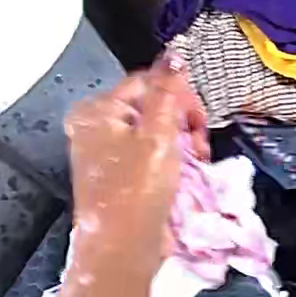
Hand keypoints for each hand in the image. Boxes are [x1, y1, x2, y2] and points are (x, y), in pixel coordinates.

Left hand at [64, 62, 207, 282]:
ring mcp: (105, 150)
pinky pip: (152, 150)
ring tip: (195, 161)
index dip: (180, 96)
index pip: (148, 82)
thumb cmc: (138, 189)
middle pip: (153, 105)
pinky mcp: (119, 172)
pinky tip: (184, 172)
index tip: (200, 121)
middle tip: (199, 145)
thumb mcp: (158, 134)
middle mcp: (95, 125)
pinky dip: (172, 157)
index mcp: (97, 111)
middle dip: (183, 121)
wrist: (124, 245)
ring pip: (156, 128)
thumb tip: (176, 51)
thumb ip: (168, 91)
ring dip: (182, 141)